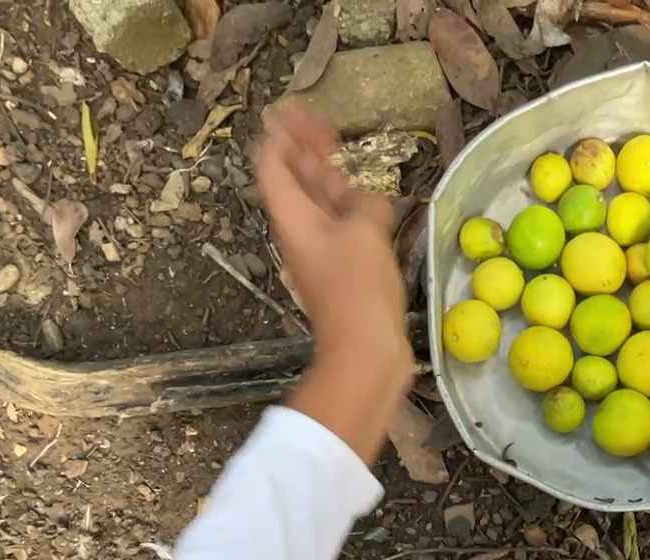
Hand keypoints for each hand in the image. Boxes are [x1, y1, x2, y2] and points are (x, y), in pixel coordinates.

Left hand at [253, 102, 413, 461]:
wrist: (366, 355)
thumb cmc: (358, 293)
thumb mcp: (365, 234)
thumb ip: (366, 205)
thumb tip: (371, 201)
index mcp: (294, 218)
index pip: (274, 163)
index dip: (284, 135)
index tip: (304, 116)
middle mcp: (303, 235)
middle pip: (297, 184)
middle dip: (311, 155)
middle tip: (330, 134)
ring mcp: (324, 257)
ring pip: (322, 210)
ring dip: (335, 186)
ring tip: (353, 168)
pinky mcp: (346, 277)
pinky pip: (345, 236)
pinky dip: (355, 217)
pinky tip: (376, 212)